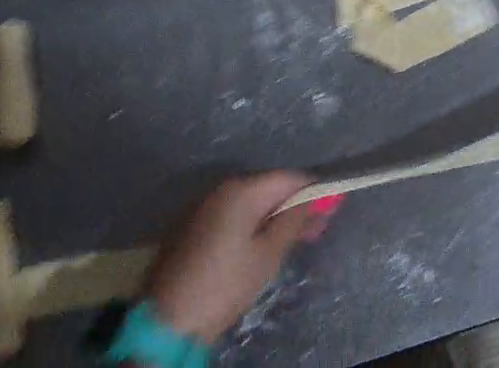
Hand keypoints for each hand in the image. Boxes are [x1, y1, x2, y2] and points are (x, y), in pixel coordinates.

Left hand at [144, 172, 341, 342]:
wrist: (168, 320)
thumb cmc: (226, 284)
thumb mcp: (268, 255)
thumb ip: (294, 221)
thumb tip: (315, 198)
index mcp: (242, 190)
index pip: (289, 178)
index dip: (314, 191)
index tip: (331, 210)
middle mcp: (222, 189)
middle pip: (269, 188)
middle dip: (294, 206)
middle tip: (317, 230)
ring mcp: (204, 207)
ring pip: (250, 204)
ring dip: (274, 217)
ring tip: (294, 241)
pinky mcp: (193, 227)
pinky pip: (232, 216)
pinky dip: (252, 225)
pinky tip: (262, 246)